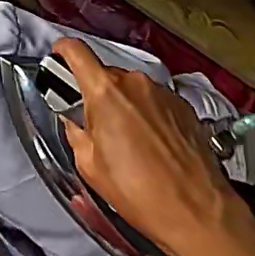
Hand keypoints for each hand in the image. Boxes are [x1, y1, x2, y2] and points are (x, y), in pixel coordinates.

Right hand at [54, 38, 246, 255]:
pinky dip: (147, 116)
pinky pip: (154, 101)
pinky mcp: (181, 103)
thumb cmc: (142, 192)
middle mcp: (136, 83)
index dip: (64, 50)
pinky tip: (149, 146)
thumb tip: (75, 121)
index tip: (60, 53)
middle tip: (95, 127)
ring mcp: (162, 91)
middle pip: (106, 76)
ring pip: (132, 90)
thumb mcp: (91, 167)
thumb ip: (76, 133)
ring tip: (128, 146)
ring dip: (125, 108)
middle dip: (97, 96)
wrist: (194, 205)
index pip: (78, 53)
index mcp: (106, 93)